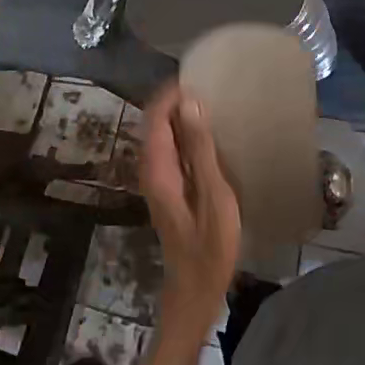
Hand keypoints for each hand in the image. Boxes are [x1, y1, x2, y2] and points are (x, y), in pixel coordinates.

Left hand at [138, 83, 241, 328]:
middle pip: (156, 122)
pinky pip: (172, 149)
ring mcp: (158, 179)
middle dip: (177, 100)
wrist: (195, 288)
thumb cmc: (209, 244)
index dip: (173, 93)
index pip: (156, 116)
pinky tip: (211, 135)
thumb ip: (200, 149)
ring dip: (182, 116)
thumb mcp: (212, 194)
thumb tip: (190, 104)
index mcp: (158, 167)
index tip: (201, 76)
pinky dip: (187, 135)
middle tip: (212, 84)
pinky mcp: (169, 188)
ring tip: (214, 102)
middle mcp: (151, 169)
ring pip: (164, 135)